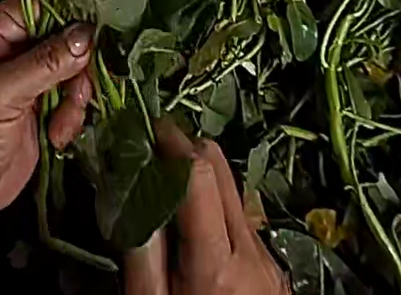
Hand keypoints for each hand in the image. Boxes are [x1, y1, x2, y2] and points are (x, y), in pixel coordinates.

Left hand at [0, 0, 95, 226]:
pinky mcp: (46, 102)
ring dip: (76, 96)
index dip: (71, 16)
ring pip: (77, 66)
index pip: (44, 4)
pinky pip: (75, 95)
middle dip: (78, 66)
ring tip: (59, 122)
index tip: (95, 36)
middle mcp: (17, 43)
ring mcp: (33, 73)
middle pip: (68, 35)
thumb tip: (86, 34)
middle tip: (76, 92)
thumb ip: (45, 62)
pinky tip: (56, 135)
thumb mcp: (2, 93)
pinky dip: (73, 116)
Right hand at [125, 122, 284, 294]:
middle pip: (221, 165)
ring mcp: (268, 260)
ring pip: (234, 187)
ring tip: (169, 188)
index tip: (145, 129)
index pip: (199, 173)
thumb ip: (140, 255)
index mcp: (217, 264)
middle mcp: (250, 251)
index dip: (171, 141)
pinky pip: (244, 217)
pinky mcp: (275, 270)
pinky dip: (217, 205)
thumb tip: (125, 190)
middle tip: (152, 150)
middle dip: (184, 146)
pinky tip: (195, 227)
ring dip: (201, 175)